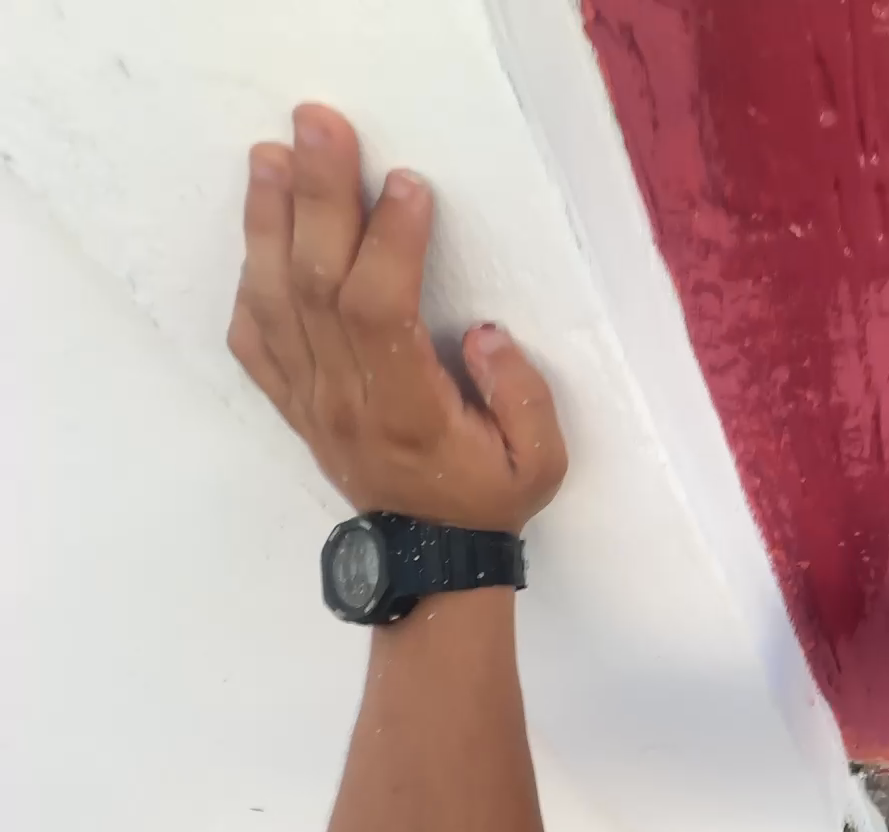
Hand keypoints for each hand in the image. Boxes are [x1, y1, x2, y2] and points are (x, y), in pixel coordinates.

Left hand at [226, 104, 565, 533]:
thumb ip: (523, 398)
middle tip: (322, 126)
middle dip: (321, 199)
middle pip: (317, 286)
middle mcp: (346, 400)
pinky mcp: (296, 401)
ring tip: (276, 156)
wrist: (433, 552)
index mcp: (410, 413)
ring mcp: (310, 400)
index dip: (391, 244)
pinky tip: (261, 232)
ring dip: (271, 221)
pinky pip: (255, 334)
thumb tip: (486, 332)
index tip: (409, 187)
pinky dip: (251, 275)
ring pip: (275, 299)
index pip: (382, 313)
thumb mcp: (542, 463)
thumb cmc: (493, 502)